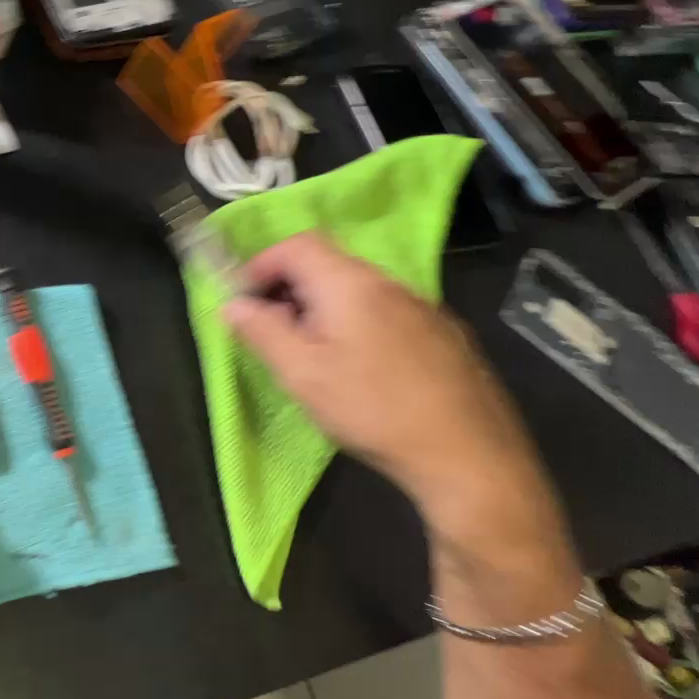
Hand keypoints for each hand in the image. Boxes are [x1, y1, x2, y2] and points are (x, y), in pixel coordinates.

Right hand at [220, 232, 547, 525]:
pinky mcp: (443, 335)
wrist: (467, 454)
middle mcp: (389, 283)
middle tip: (271, 334)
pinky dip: (356, 326)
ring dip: (322, 311)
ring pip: (357, 291)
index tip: (244, 301)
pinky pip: (385, 314)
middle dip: (289, 291)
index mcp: (350, 284)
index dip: (262, 264)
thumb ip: (261, 332)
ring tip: (312, 357)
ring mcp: (422, 308)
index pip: (298, 244)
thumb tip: (231, 304)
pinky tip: (360, 371)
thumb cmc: (371, 409)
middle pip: (327, 265)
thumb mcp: (300, 374)